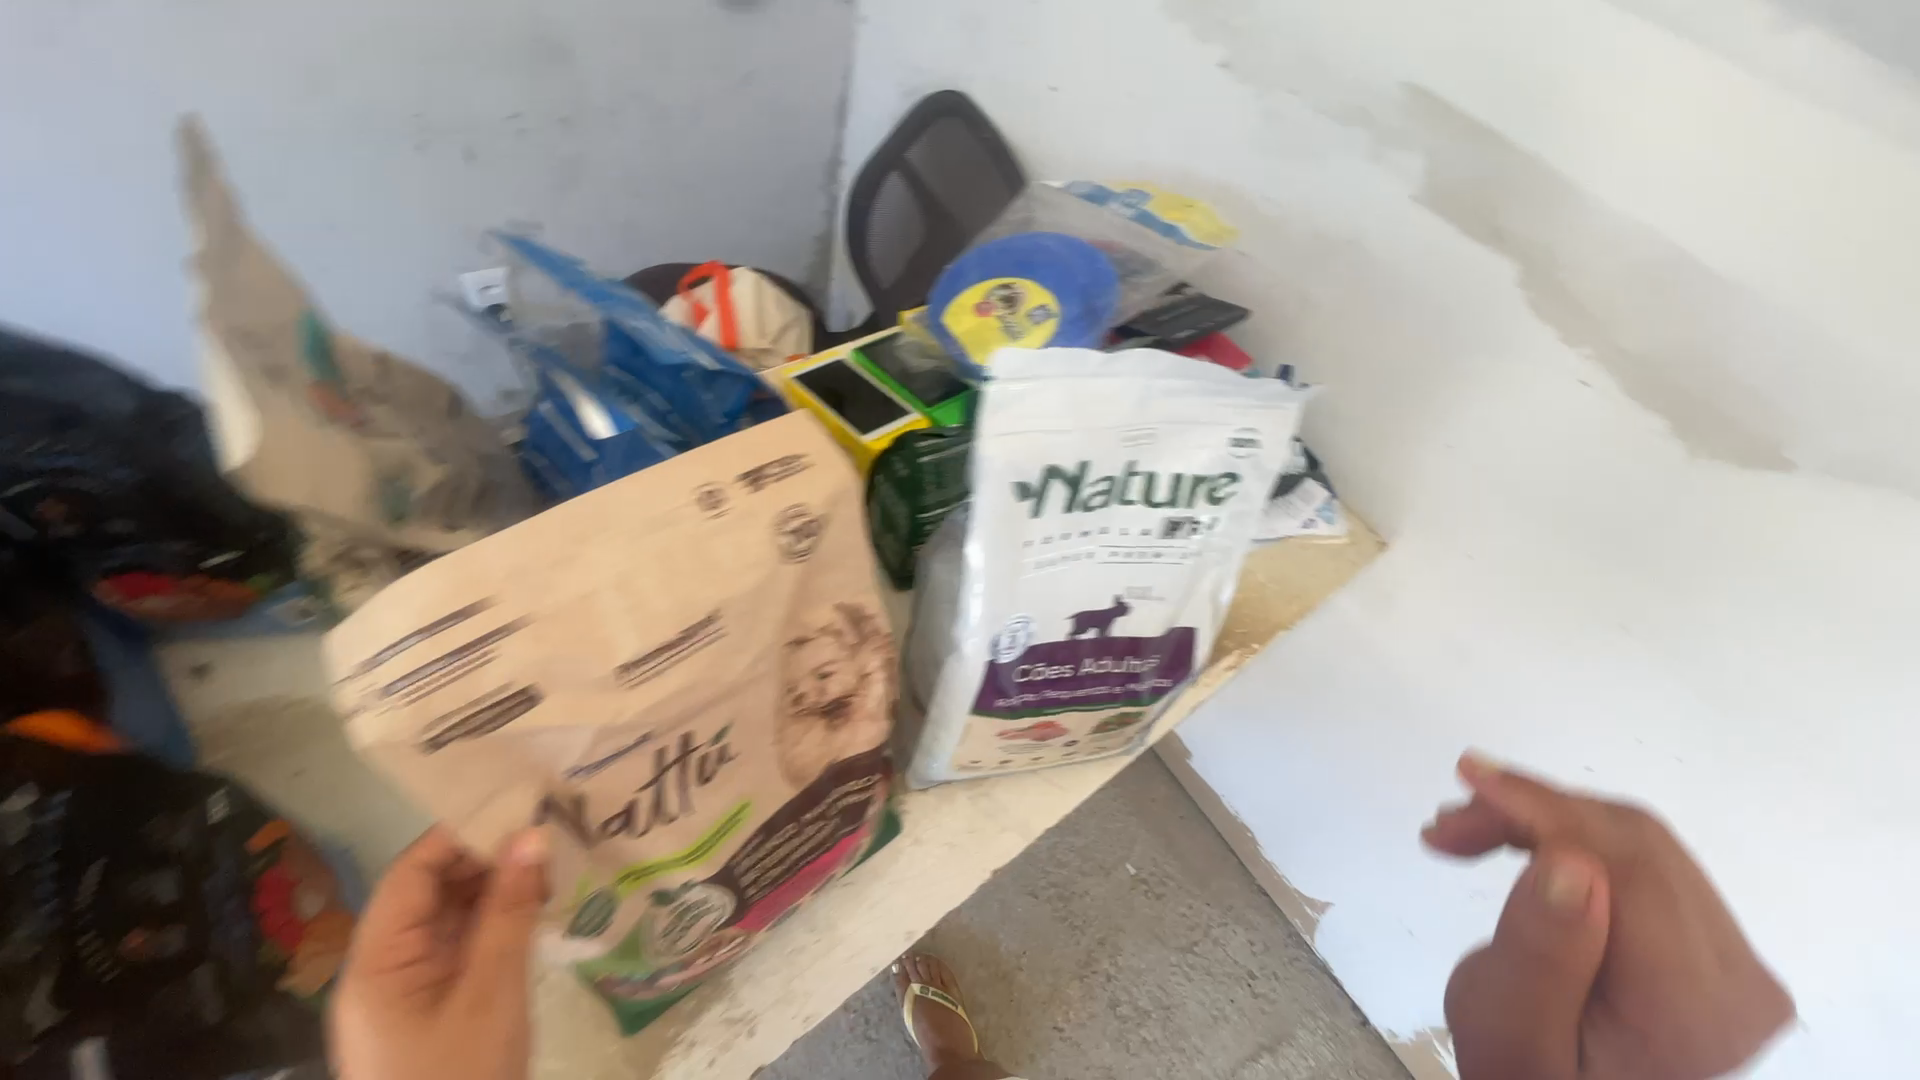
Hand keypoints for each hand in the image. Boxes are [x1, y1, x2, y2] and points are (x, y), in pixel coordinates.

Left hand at [329, 826, 549, 1079]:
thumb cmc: (461, 1076)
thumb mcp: (491, 992)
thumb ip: (510, 910)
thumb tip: (532, 833)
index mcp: (377, 963)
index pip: (411, 875)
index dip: (460, 835)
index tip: (519, 806)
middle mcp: (387, 967)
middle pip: (431, 890)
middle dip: (487, 857)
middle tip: (548, 833)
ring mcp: (414, 987)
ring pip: (453, 914)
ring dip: (498, 886)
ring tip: (553, 861)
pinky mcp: (440, 1002)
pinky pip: (466, 942)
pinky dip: (500, 918)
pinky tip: (539, 902)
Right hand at [1423, 753, 1792, 1079]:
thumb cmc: (1521, 1069)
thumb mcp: (1507, 1025)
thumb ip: (1542, 952)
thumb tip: (1567, 860)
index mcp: (1691, 1003)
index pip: (1628, 867)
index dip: (1545, 808)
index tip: (1469, 776)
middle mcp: (1737, 975)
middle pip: (1633, 843)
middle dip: (1531, 810)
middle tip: (1447, 822)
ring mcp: (1731, 957)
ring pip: (1630, 839)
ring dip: (1539, 818)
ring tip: (1462, 832)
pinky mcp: (1708, 942)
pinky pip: (1634, 856)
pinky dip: (1562, 834)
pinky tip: (1512, 843)